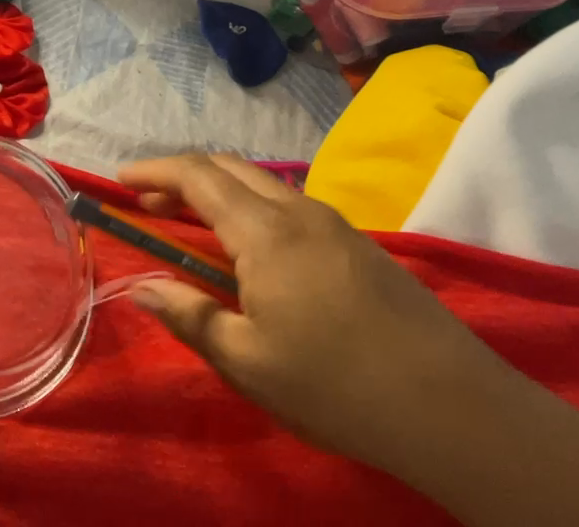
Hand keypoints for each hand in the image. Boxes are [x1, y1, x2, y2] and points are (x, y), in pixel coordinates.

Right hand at [121, 153, 578, 526]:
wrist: (456, 410)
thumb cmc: (336, 385)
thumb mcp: (246, 360)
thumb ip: (188, 315)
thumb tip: (140, 286)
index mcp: (265, 232)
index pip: (197, 176)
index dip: (154, 171)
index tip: (121, 181)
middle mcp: (300, 212)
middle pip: (230, 168)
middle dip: (183, 177)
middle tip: (150, 205)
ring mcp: (337, 225)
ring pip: (264, 185)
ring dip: (220, 192)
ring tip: (195, 228)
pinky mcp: (362, 247)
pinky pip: (292, 207)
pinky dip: (253, 209)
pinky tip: (253, 253)